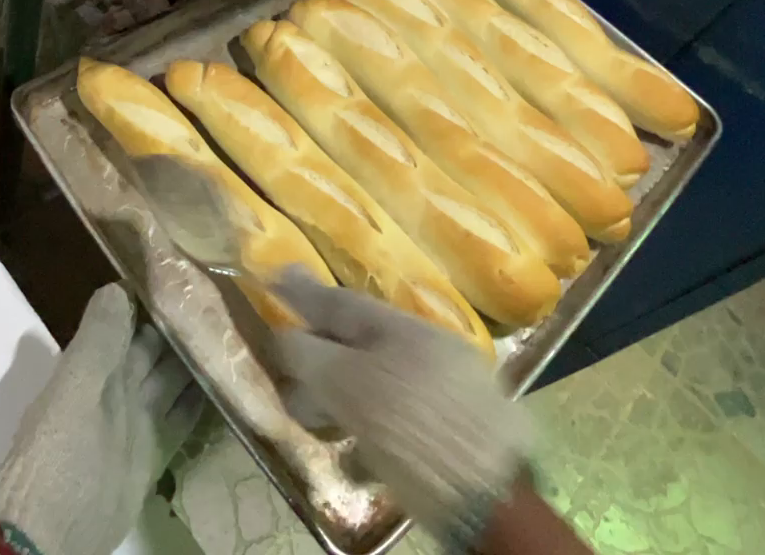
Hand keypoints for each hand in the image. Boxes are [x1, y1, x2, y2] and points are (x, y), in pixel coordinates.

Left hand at [0, 284, 203, 554]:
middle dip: (184, 325)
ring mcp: (139, 418)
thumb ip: (97, 340)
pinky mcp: (156, 450)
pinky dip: (203, 400)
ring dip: (199, 360)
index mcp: (95, 363)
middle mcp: (119, 385)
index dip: (155, 296)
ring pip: (174, 378)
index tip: (191, 272)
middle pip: (157, 346)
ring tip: (238, 336)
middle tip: (228, 301)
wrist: (53, 531)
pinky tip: (230, 384)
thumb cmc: (61, 451)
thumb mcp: (75, 388)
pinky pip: (184, 417)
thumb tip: (117, 283)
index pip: (129, 317)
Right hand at [271, 267, 532, 551]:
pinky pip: (397, 411)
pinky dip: (368, 420)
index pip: (339, 302)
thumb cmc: (409, 426)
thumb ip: (311, 355)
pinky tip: (355, 446)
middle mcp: (423, 344)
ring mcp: (443, 383)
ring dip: (342, 385)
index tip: (275, 275)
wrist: (489, 489)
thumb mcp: (347, 384)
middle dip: (321, 341)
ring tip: (315, 402)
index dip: (303, 291)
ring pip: (378, 374)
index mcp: (396, 326)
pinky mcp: (452, 424)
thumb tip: (285, 336)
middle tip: (290, 342)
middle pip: (359, 337)